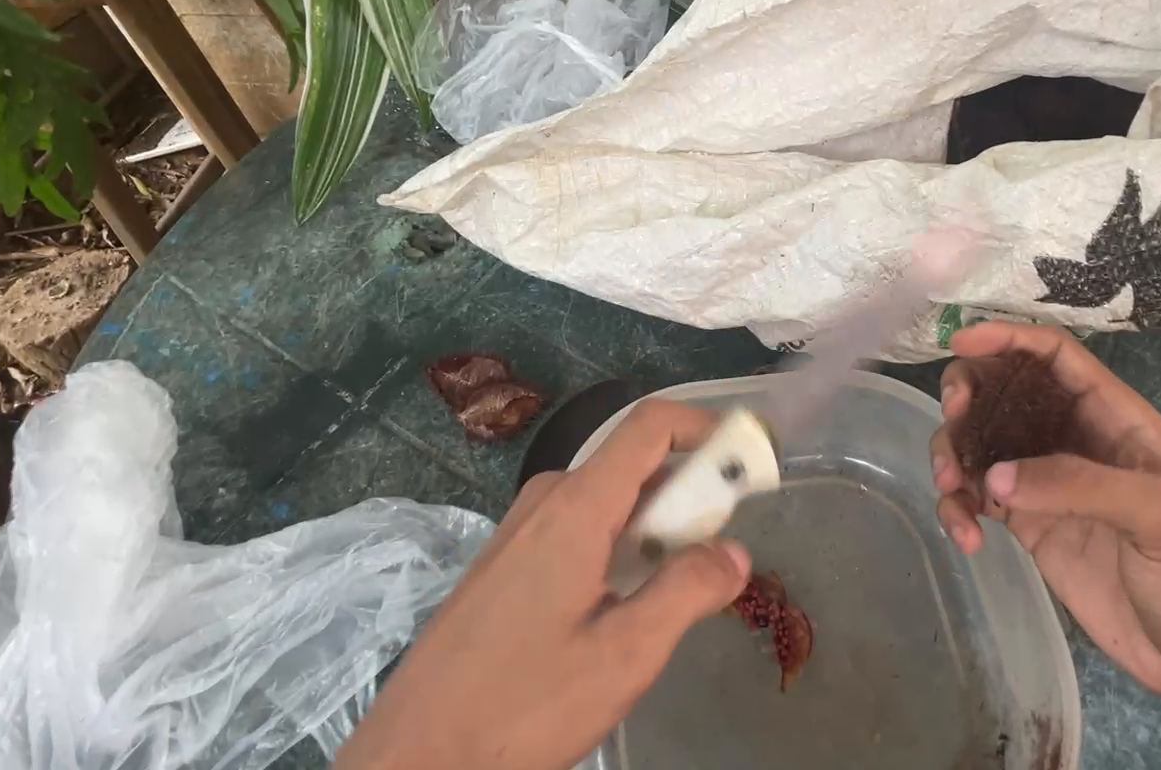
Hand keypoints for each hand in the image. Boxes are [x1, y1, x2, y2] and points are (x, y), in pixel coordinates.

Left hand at [337, 400, 749, 769]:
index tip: (747, 461)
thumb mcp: (621, 656)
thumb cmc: (520, 704)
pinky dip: (618, 542)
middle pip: (633, 463)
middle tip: (714, 551)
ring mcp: (522, 527)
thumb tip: (736, 553)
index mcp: (576, 505)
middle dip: (687, 492)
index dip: (705, 427)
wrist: (413, 756)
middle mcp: (547, 499)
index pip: (649, 425)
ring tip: (672, 588)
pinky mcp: (508, 558)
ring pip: (607, 498)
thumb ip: (686, 594)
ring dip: (653, 525)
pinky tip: (621, 603)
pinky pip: (579, 524)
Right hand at [930, 323, 1160, 769]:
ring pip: (976, 439)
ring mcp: (1041, 479)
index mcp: (1111, 416)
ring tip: (950, 488)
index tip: (959, 340)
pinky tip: (966, 538)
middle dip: (966, 391)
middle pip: (1000, 386)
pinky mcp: (1023, 521)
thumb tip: (993, 478)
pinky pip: (972, 495)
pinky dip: (956, 507)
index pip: (1053, 354)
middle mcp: (1069, 437)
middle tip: (953, 417)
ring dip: (951, 452)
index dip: (1007, 335)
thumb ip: (1080, 485)